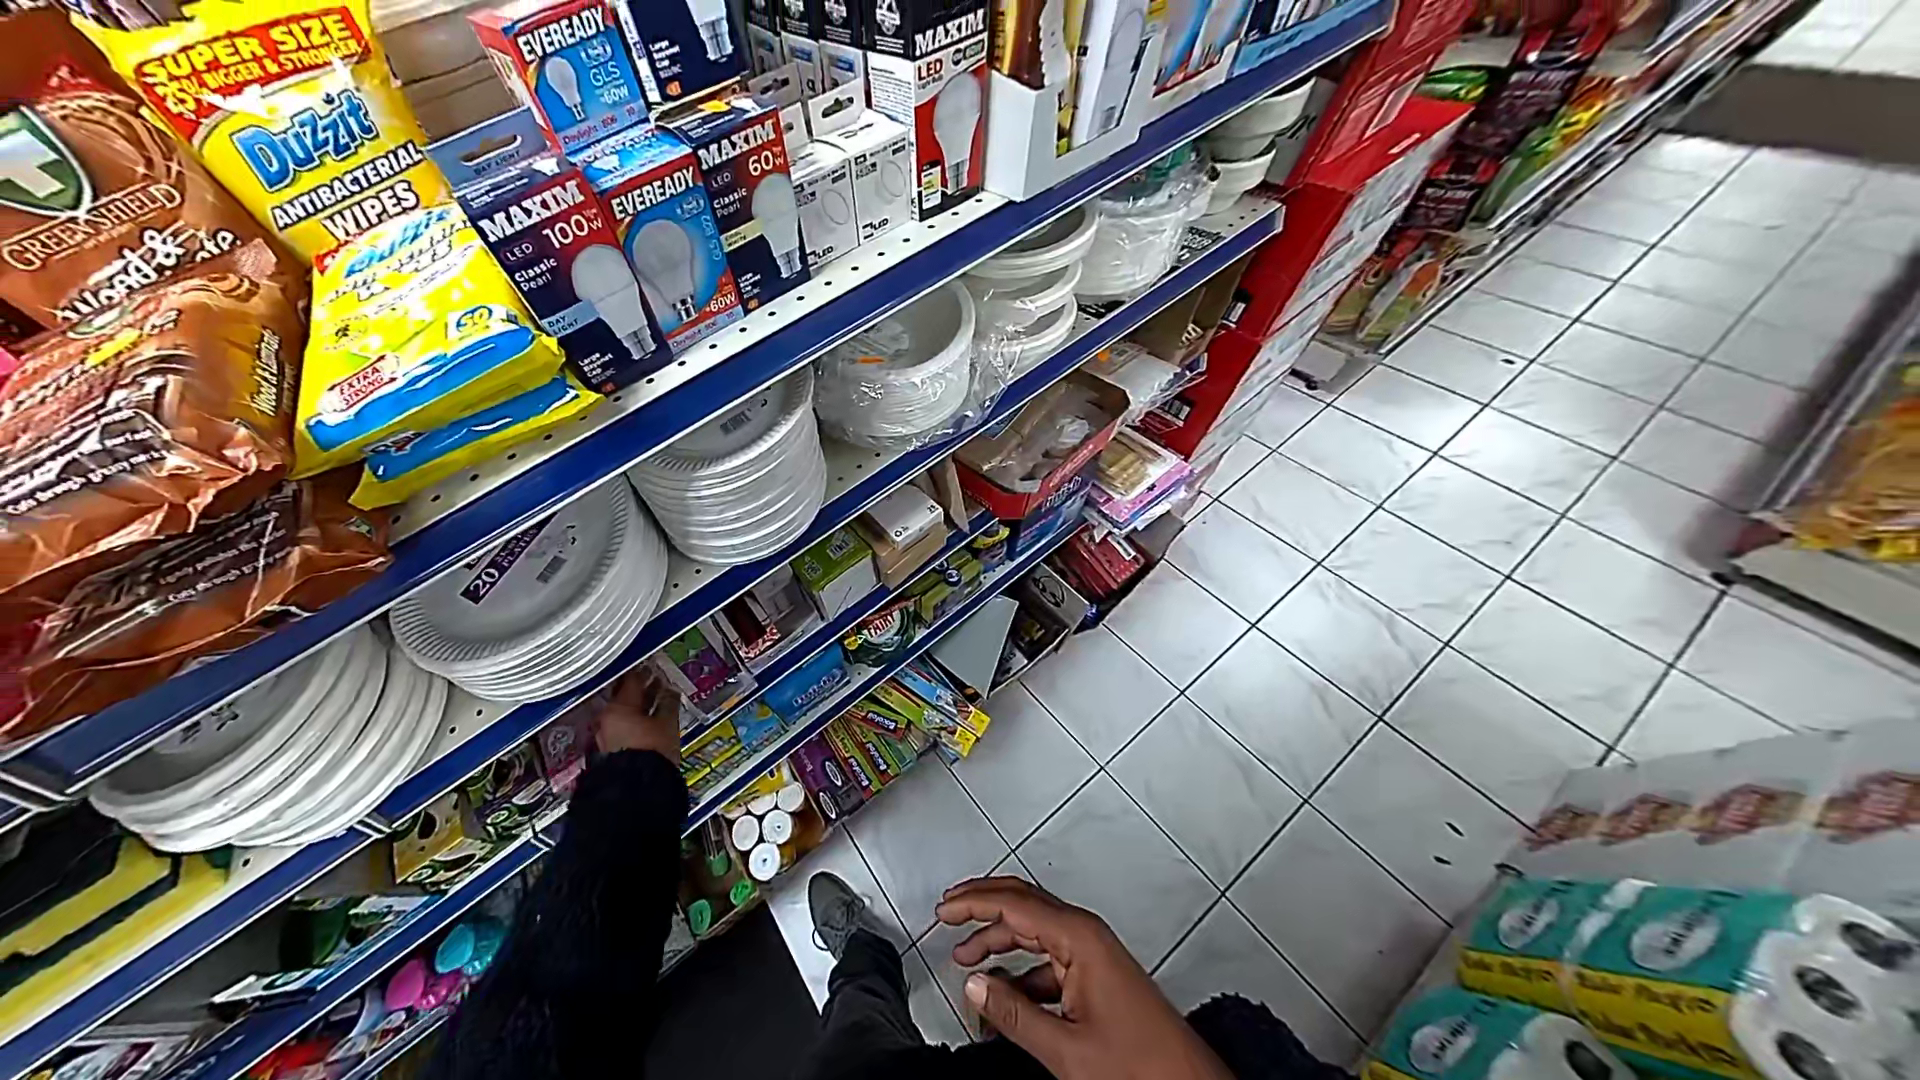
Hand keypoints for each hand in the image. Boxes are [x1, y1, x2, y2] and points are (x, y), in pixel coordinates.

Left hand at [594, 669, 680, 764]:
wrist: (637, 788)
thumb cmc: (651, 753)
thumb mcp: (667, 723)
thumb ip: (669, 703)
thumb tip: (671, 692)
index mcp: (618, 707)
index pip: (632, 680)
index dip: (646, 671)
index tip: (655, 666)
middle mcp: (607, 719)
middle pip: (625, 696)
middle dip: (643, 688)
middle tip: (658, 680)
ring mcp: (606, 735)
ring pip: (624, 712)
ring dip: (640, 705)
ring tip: (657, 700)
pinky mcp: (610, 749)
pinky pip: (623, 726)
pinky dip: (636, 720)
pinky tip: (649, 720)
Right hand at [935, 877, 1231, 1079]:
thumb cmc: (1142, 1064)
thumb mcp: (1066, 1048)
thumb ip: (1013, 1015)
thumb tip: (975, 985)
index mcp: (1077, 936)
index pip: (1014, 902)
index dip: (973, 903)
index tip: (945, 909)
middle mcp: (1084, 933)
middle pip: (1023, 901)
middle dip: (982, 904)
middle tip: (949, 911)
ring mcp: (1090, 950)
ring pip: (1033, 927)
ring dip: (997, 936)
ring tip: (966, 953)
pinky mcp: (1094, 971)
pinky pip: (1046, 954)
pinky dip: (1019, 965)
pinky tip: (1003, 987)